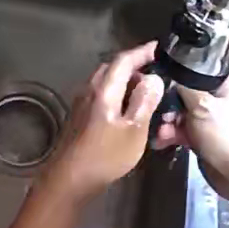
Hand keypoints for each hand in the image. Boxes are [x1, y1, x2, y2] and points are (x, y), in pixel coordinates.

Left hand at [38, 42, 165, 201]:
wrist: (69, 180)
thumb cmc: (105, 156)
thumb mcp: (134, 129)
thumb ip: (145, 101)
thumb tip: (153, 78)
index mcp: (104, 90)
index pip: (124, 60)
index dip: (142, 52)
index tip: (159, 48)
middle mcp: (89, 90)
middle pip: (112, 68)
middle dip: (134, 64)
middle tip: (155, 69)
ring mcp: (82, 103)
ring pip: (105, 81)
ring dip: (125, 79)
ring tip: (145, 89)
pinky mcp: (80, 116)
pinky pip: (101, 94)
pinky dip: (117, 92)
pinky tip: (127, 108)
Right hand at [153, 76, 228, 211]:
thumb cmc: (227, 137)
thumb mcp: (203, 106)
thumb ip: (183, 87)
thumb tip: (167, 75)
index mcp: (225, 84)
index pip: (196, 67)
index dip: (176, 71)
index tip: (155, 76)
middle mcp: (218, 97)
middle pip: (184, 91)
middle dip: (167, 103)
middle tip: (157, 112)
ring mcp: (210, 118)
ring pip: (180, 112)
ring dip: (167, 122)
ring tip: (160, 133)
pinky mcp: (202, 137)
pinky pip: (182, 130)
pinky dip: (171, 134)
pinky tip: (160, 141)